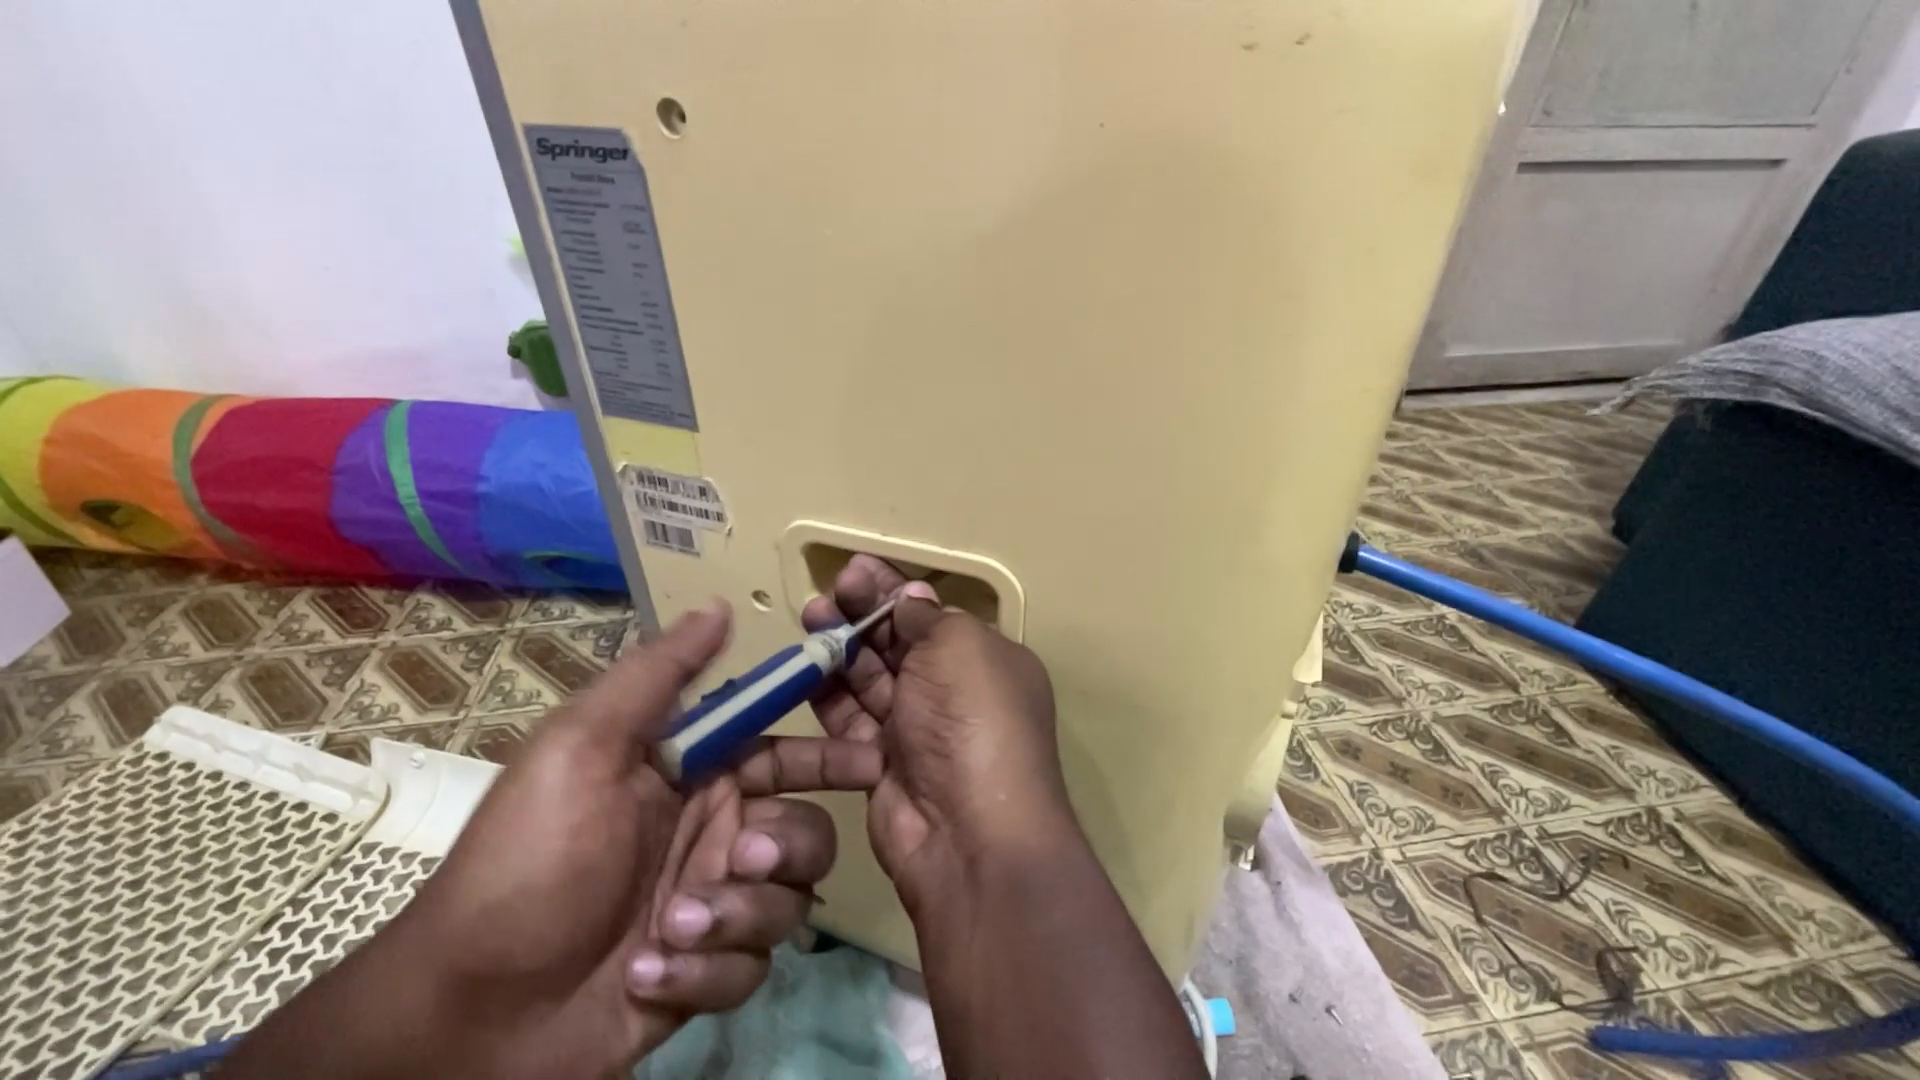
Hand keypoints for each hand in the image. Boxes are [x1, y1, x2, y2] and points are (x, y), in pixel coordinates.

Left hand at [223, 602, 882, 1079]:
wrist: (471, 1012)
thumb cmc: (529, 861)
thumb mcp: (581, 748)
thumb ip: (657, 677)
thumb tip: (720, 606)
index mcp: (689, 776)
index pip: (780, 744)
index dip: (827, 745)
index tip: (869, 752)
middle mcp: (711, 834)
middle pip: (804, 825)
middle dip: (788, 841)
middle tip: (748, 853)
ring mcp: (713, 906)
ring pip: (789, 898)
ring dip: (737, 913)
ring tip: (672, 927)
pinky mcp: (708, 972)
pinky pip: (751, 966)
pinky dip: (705, 970)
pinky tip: (647, 976)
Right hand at [801, 556, 1076, 910]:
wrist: (968, 830)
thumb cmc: (973, 719)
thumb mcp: (962, 646)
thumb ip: (929, 617)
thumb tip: (910, 599)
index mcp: (985, 661)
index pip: (934, 614)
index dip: (896, 589)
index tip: (859, 568)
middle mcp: (953, 693)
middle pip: (899, 642)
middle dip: (864, 611)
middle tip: (831, 588)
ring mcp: (916, 730)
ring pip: (869, 676)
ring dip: (840, 645)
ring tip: (810, 614)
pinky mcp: (878, 762)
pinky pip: (849, 716)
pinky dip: (827, 690)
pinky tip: (804, 664)